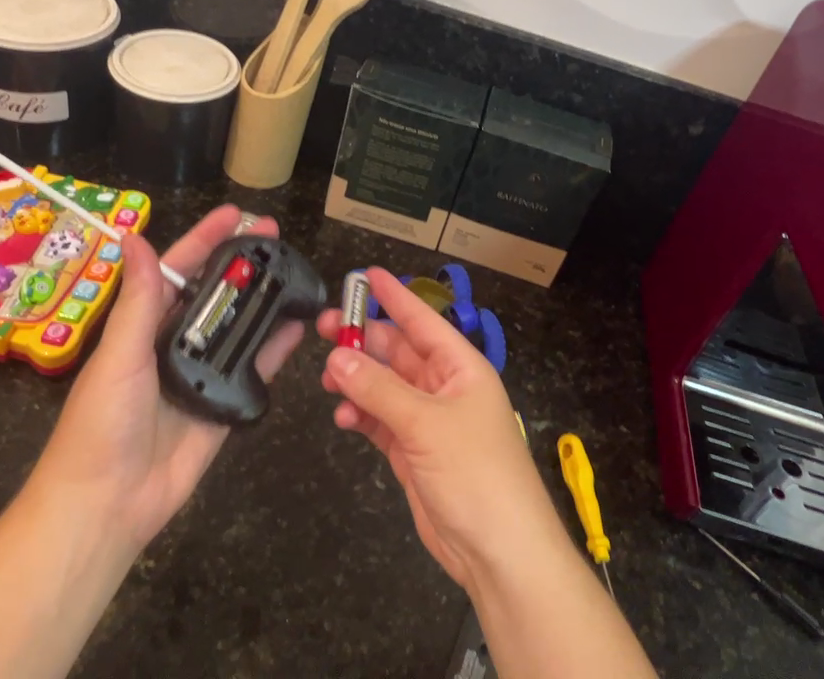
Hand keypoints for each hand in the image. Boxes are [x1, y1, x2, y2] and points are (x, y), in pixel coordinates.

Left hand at [29, 205, 304, 555]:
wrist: (108, 502)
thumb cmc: (102, 423)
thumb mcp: (119, 355)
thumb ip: (139, 300)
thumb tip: (135, 235)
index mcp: (144, 327)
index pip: (179, 272)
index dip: (206, 241)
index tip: (238, 215)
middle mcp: (176, 345)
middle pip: (216, 296)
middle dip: (244, 265)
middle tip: (279, 239)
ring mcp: (203, 375)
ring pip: (239, 328)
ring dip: (264, 301)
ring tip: (297, 273)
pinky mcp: (225, 405)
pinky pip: (255, 369)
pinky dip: (276, 347)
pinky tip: (299, 325)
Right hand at [317, 269, 570, 591]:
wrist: (498, 549)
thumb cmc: (474, 472)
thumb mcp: (425, 424)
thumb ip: (378, 390)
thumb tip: (336, 357)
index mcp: (461, 368)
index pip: (423, 321)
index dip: (394, 297)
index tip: (365, 275)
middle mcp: (444, 388)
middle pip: (398, 352)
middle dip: (364, 340)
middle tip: (324, 327)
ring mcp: (428, 421)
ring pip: (385, 386)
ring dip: (357, 380)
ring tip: (326, 378)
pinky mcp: (414, 452)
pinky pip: (381, 421)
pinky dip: (361, 416)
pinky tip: (343, 418)